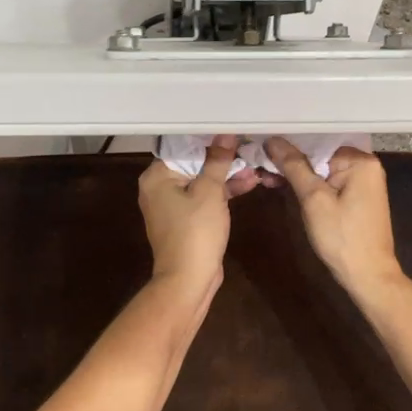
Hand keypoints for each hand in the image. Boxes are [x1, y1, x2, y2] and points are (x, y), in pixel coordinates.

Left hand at [138, 134, 258, 284]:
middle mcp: (159, 187)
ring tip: (254, 167)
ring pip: (201, 181)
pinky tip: (248, 184)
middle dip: (222, 159)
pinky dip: (221, 192)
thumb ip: (217, 161)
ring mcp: (171, 205)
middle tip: (249, 148)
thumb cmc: (196, 231)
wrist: (188, 279)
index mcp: (157, 176)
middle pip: (193, 163)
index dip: (209, 138)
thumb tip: (225, 134)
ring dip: (226, 176)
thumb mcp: (210, 192)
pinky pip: (203, 198)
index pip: (182, 146)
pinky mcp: (185, 219)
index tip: (233, 131)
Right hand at [262, 139, 401, 289]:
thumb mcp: (313, 199)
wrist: (367, 275)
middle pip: (321, 155)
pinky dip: (311, 186)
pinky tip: (287, 188)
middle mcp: (366, 165)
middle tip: (262, 170)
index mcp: (360, 161)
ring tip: (268, 179)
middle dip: (291, 163)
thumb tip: (273, 141)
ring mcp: (364, 182)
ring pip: (323, 170)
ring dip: (298, 175)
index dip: (289, 148)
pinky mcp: (358, 196)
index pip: (318, 143)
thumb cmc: (341, 236)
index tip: (263, 154)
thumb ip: (294, 166)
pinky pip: (330, 182)